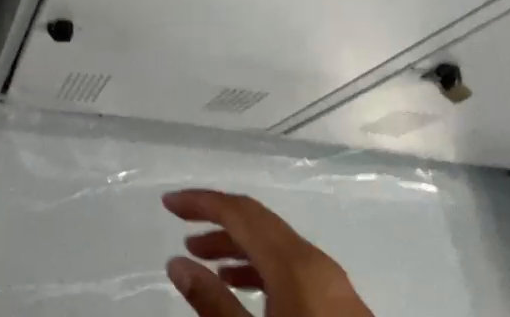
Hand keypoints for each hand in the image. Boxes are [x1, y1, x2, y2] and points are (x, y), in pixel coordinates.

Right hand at [163, 190, 374, 316]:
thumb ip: (213, 302)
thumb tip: (177, 263)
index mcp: (294, 265)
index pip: (239, 213)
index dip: (200, 203)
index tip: (167, 204)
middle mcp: (316, 263)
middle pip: (259, 222)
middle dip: (216, 220)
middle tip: (180, 228)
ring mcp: (334, 285)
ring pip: (276, 245)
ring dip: (237, 245)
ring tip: (204, 261)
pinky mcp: (341, 307)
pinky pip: (293, 267)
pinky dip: (260, 266)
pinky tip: (242, 289)